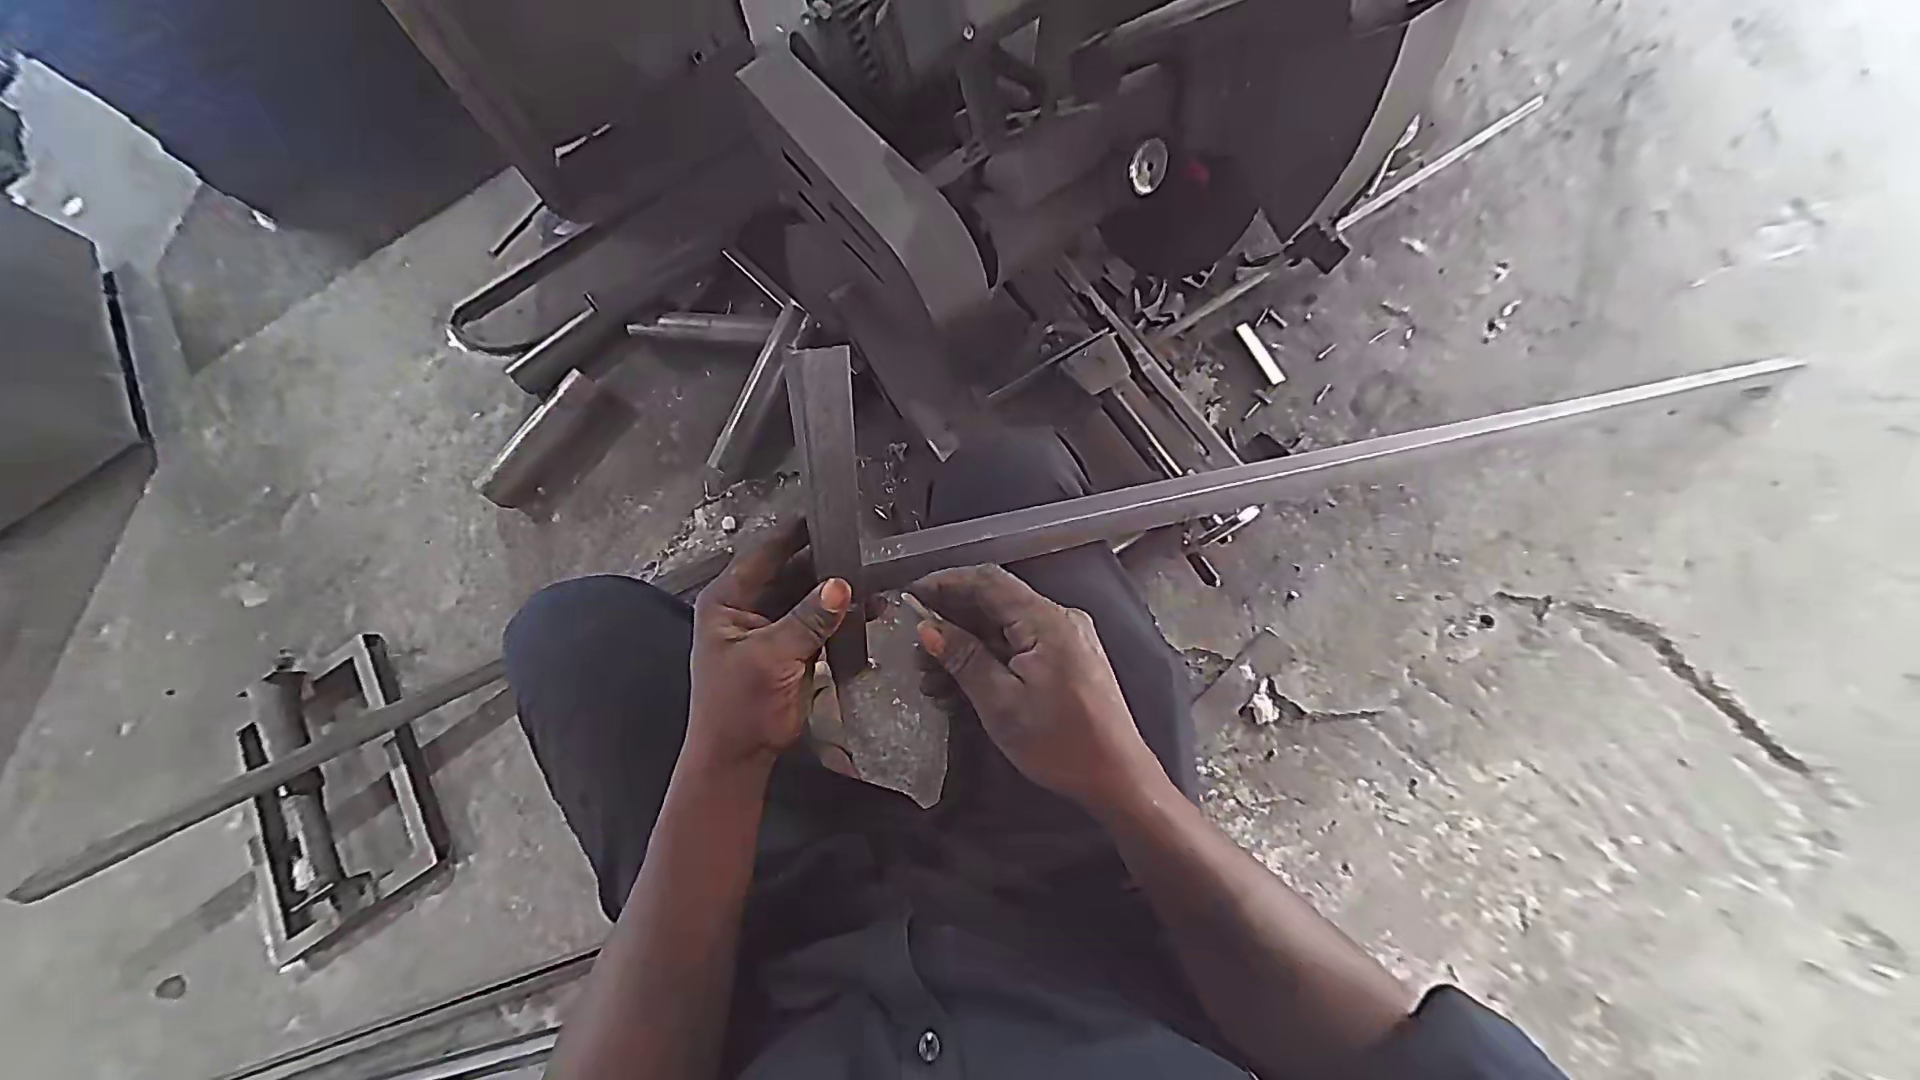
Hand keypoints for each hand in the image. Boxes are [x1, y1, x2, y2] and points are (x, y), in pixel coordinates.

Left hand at [689, 520, 849, 769]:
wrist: (741, 756)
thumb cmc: (737, 708)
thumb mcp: (771, 657)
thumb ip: (807, 619)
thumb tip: (840, 586)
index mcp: (728, 600)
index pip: (763, 556)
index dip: (793, 536)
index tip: (824, 517)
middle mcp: (750, 607)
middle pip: (793, 573)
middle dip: (826, 566)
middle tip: (861, 554)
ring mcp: (774, 626)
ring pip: (810, 597)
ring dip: (838, 592)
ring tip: (872, 583)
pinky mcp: (795, 645)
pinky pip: (821, 621)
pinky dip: (842, 616)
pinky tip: (868, 610)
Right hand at [909, 565, 1165, 811]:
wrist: (1117, 777)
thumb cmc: (1061, 743)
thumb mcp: (1002, 703)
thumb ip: (965, 658)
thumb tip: (929, 628)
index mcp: (1046, 620)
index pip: (987, 581)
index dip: (945, 583)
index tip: (911, 596)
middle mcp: (1059, 619)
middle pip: (995, 601)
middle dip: (952, 618)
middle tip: (916, 643)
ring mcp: (1065, 638)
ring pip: (1004, 626)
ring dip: (967, 643)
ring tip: (932, 673)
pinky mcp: (1067, 658)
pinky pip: (1020, 644)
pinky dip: (990, 657)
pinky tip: (963, 682)